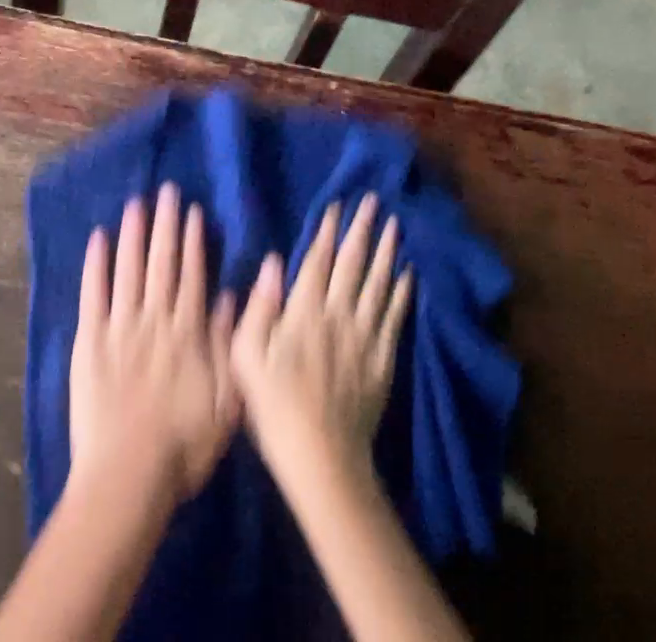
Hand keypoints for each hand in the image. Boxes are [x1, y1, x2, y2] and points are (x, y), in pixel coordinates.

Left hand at [70, 183, 240, 504]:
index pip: (192, 276)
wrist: (129, 473)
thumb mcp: (228, 398)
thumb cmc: (185, 444)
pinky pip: (93, 295)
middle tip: (166, 191)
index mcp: (189, 332)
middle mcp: (156, 320)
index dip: (193, 242)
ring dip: (133, 235)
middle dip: (165, 226)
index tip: (192, 212)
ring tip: (136, 204)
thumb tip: (233, 297)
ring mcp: (119, 328)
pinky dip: (95, 266)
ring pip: (129, 271)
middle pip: (161, 264)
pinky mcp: (88, 342)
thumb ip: (230, 343)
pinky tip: (98, 240)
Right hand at [230, 193, 412, 481]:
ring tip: (394, 225)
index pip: (318, 261)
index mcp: (303, 312)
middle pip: (354, 263)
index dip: (327, 231)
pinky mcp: (383, 357)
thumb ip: (259, 307)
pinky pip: (396, 315)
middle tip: (373, 202)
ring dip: (386, 251)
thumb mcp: (247, 357)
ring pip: (379, 282)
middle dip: (362, 229)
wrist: (322, 454)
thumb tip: (274, 263)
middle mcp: (339, 315)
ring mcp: (365, 335)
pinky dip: (403, 291)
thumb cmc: (274, 407)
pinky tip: (409, 273)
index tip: (336, 207)